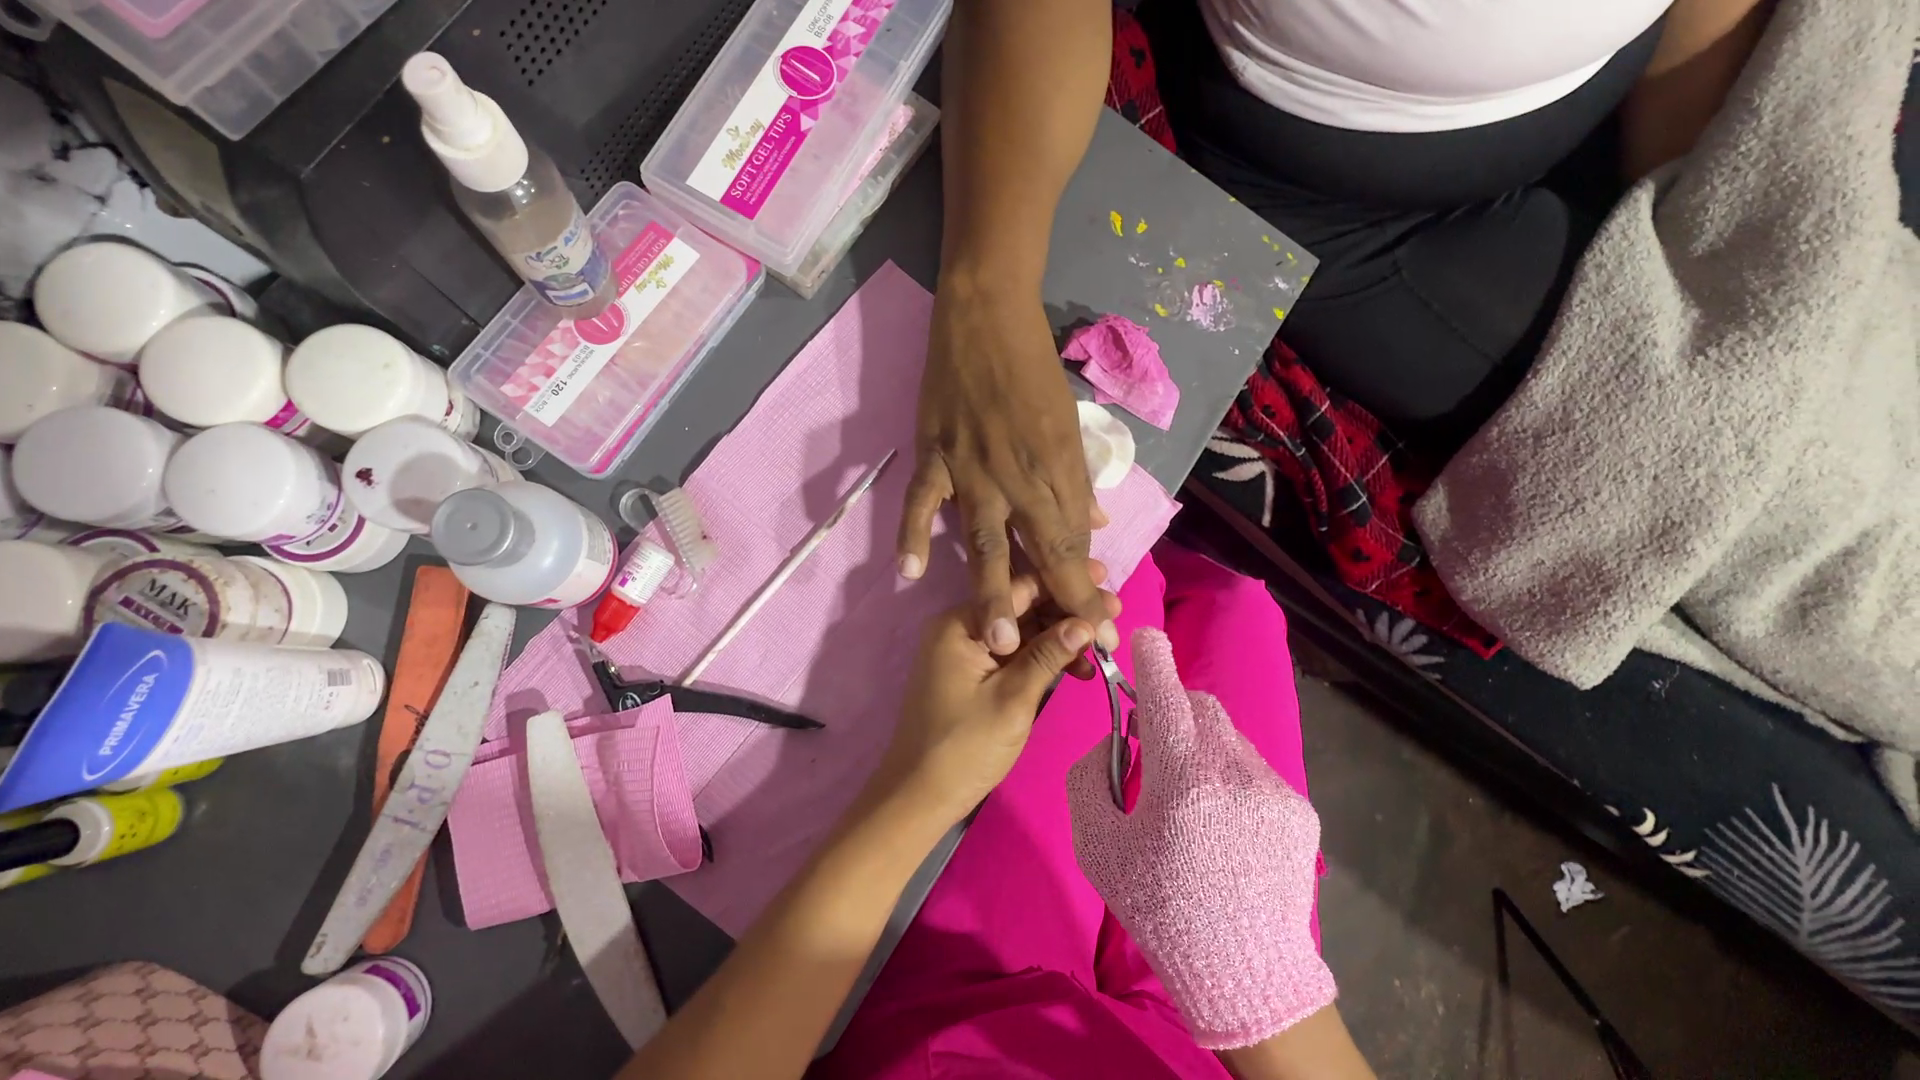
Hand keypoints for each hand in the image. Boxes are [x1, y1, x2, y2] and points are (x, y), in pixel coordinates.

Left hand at [870, 563, 1121, 827]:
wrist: (920, 795)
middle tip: (1116, 613)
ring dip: (1062, 638)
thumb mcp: (1012, 698)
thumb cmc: (964, 746)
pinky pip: (1015, 655)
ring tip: (1106, 645)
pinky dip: (1044, 659)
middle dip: (1068, 612)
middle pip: (1023, 607)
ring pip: (1023, 632)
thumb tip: (1087, 621)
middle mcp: (962, 628)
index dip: (1064, 585)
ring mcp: (967, 652)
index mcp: (961, 624)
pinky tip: (1079, 668)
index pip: (1019, 589)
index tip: (1106, 582)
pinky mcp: (974, 674)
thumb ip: (1048, 655)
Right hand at [899, 279, 1117, 657]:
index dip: (1086, 588)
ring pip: (985, 540)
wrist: (987, 317)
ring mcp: (972, 469)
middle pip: (1039, 550)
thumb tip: (1094, 525)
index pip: (1074, 541)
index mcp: (1057, 468)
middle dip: (1054, 607)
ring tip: (997, 643)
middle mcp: (1019, 477)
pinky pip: (921, 503)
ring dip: (993, 593)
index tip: (1099, 629)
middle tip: (1064, 661)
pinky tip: (912, 574)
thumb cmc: (1034, 369)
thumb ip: (1078, 479)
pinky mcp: (933, 455)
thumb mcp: (1069, 422)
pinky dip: (914, 537)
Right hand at [1067, 629, 1334, 1049]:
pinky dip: (1228, 774)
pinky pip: (1253, 769)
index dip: (1152, 660)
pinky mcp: (1298, 811)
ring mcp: (1274, 791)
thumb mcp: (1098, 846)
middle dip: (1173, 707)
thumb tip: (1116, 741)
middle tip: (1151, 740)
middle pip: (1201, 707)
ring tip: (1187, 796)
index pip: (1166, 698)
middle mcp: (1234, 774)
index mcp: (1182, 782)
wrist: (1243, 971)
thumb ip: (1092, 778)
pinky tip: (1221, 824)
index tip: (1145, 636)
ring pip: (1227, 737)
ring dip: (1200, 743)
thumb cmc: (1158, 908)